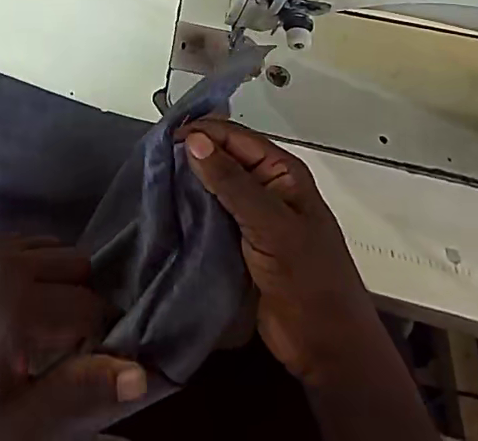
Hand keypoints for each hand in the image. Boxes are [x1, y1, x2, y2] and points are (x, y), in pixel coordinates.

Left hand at [0, 239, 147, 440]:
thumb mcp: (15, 429)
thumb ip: (80, 394)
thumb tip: (143, 374)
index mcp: (19, 303)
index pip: (93, 309)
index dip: (98, 343)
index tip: (81, 373)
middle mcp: (6, 262)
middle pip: (79, 266)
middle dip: (82, 306)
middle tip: (61, 355)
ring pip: (53, 250)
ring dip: (59, 284)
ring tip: (38, 335)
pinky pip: (21, 245)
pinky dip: (33, 269)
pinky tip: (14, 312)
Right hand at [180, 122, 437, 439]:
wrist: (325, 346)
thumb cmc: (309, 279)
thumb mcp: (271, 226)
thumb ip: (232, 182)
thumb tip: (194, 141)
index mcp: (282, 172)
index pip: (236, 137)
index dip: (202, 133)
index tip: (165, 139)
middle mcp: (266, 187)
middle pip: (222, 159)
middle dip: (191, 156)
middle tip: (153, 161)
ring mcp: (251, 217)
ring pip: (212, 188)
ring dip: (187, 185)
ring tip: (153, 184)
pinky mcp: (237, 244)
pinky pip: (208, 218)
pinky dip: (189, 212)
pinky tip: (166, 213)